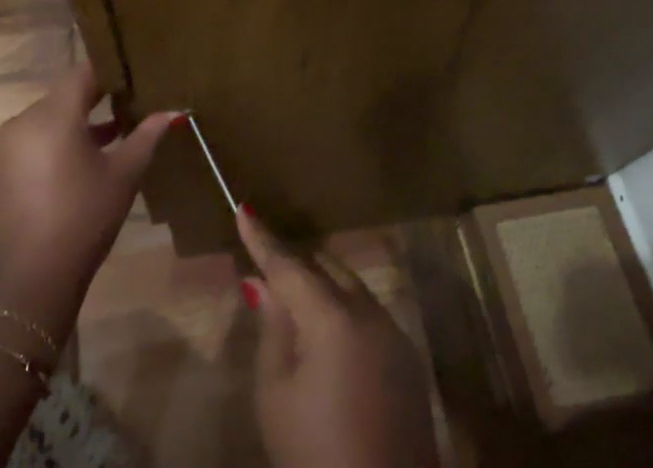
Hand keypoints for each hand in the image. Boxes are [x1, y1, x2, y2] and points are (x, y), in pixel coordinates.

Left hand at [0, 63, 177, 342]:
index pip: (82, 74)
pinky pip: (19, 149)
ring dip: (65, 132)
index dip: (107, 74)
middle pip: (59, 101)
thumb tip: (171, 112)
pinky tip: (63, 178)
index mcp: (52, 116)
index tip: (129, 81)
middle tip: (121, 120)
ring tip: (96, 153)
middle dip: (89, 107)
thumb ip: (146, 138)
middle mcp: (18, 122)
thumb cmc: (83, 221)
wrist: (25, 282)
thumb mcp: (123, 178)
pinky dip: (41, 152)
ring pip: (38, 126)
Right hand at [238, 208, 439, 467]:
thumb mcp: (276, 392)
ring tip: (291, 292)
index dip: (263, 239)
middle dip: (296, 259)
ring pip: (352, 287)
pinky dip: (343, 307)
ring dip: (322, 282)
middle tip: (264, 257)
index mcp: (333, 319)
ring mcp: (395, 335)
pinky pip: (369, 313)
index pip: (290, 266)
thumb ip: (273, 329)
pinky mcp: (408, 359)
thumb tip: (264, 285)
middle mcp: (370, 314)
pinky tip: (325, 328)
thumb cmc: (313, 450)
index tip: (244, 209)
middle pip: (328, 267)